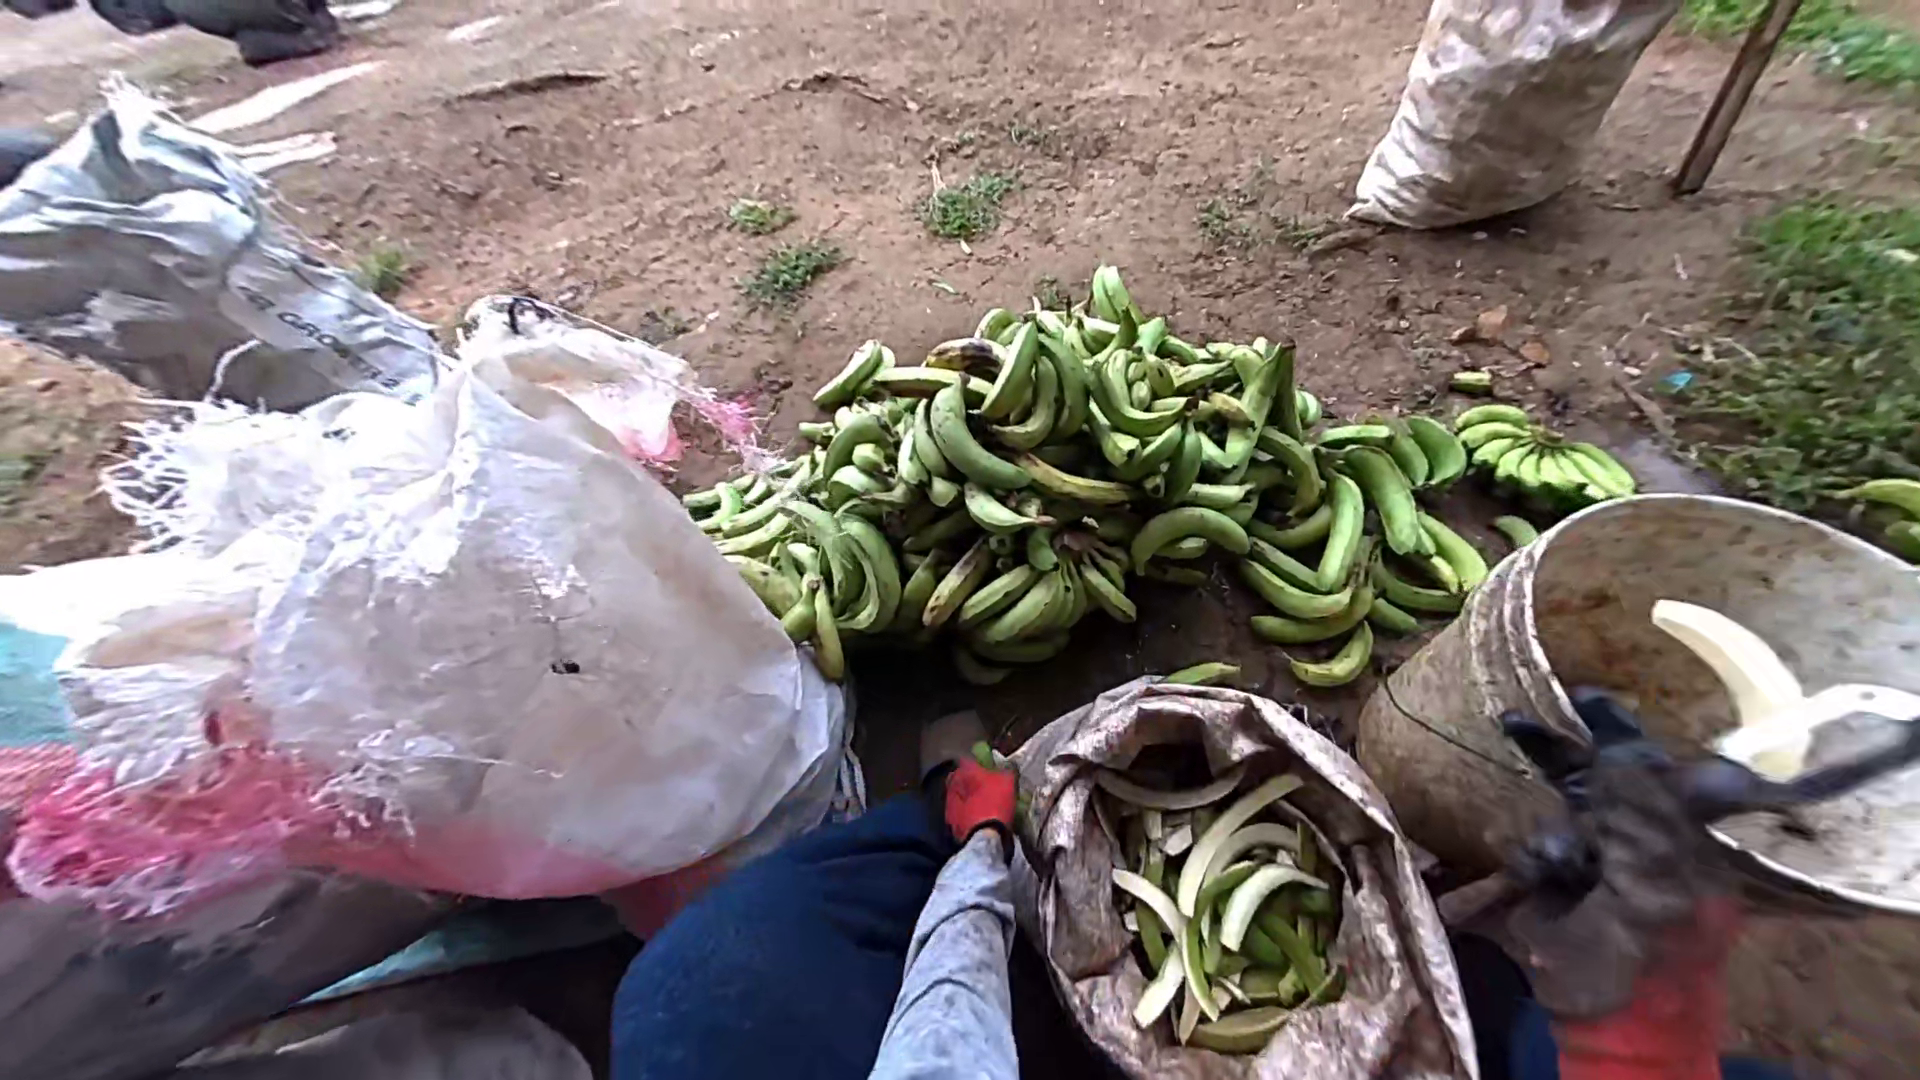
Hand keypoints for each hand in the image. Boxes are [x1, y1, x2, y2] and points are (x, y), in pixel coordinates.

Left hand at [943, 751, 1015, 851]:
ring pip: (956, 795)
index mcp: (964, 771)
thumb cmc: (996, 802)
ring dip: (965, 797)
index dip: (977, 763)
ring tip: (978, 804)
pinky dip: (964, 814)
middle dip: (968, 781)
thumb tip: (1007, 764)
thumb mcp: (1008, 781)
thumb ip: (1006, 769)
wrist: (985, 836)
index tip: (985, 768)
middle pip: (959, 778)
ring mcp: (949, 804)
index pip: (967, 760)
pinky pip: (957, 813)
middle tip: (981, 786)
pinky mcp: (950, 822)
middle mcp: (953, 784)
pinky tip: (974, 818)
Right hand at [1498, 690, 1739, 1079]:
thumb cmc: (1646, 965)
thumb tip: (1625, 753)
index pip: (1661, 777)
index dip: (1629, 738)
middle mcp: (1643, 846)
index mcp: (1685, 849)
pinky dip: (1530, 856)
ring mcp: (1597, 860)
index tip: (1590, 699)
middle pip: (1602, 780)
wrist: (1608, 1025)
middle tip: (1526, 715)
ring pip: (1561, 806)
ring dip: (1547, 801)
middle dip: (1565, 748)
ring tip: (1523, 776)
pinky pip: (1532, 843)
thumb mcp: (1654, 890)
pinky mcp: (1555, 876)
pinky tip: (1537, 878)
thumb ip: (1642, 819)